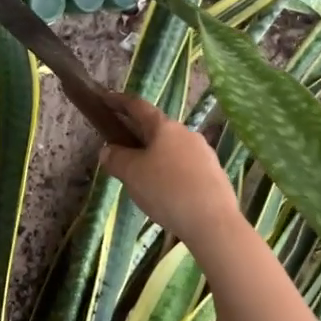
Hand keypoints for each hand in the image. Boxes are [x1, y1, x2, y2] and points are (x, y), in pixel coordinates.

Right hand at [96, 92, 243, 247]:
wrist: (213, 222)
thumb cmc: (167, 190)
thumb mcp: (132, 174)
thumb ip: (116, 158)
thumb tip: (108, 150)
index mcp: (164, 127)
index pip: (138, 106)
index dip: (119, 101)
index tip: (105, 98)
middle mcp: (186, 133)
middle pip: (157, 128)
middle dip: (138, 134)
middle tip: (121, 147)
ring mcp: (204, 153)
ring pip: (172, 148)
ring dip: (156, 155)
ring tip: (144, 176)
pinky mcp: (214, 174)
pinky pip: (186, 166)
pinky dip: (172, 172)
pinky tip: (167, 192)